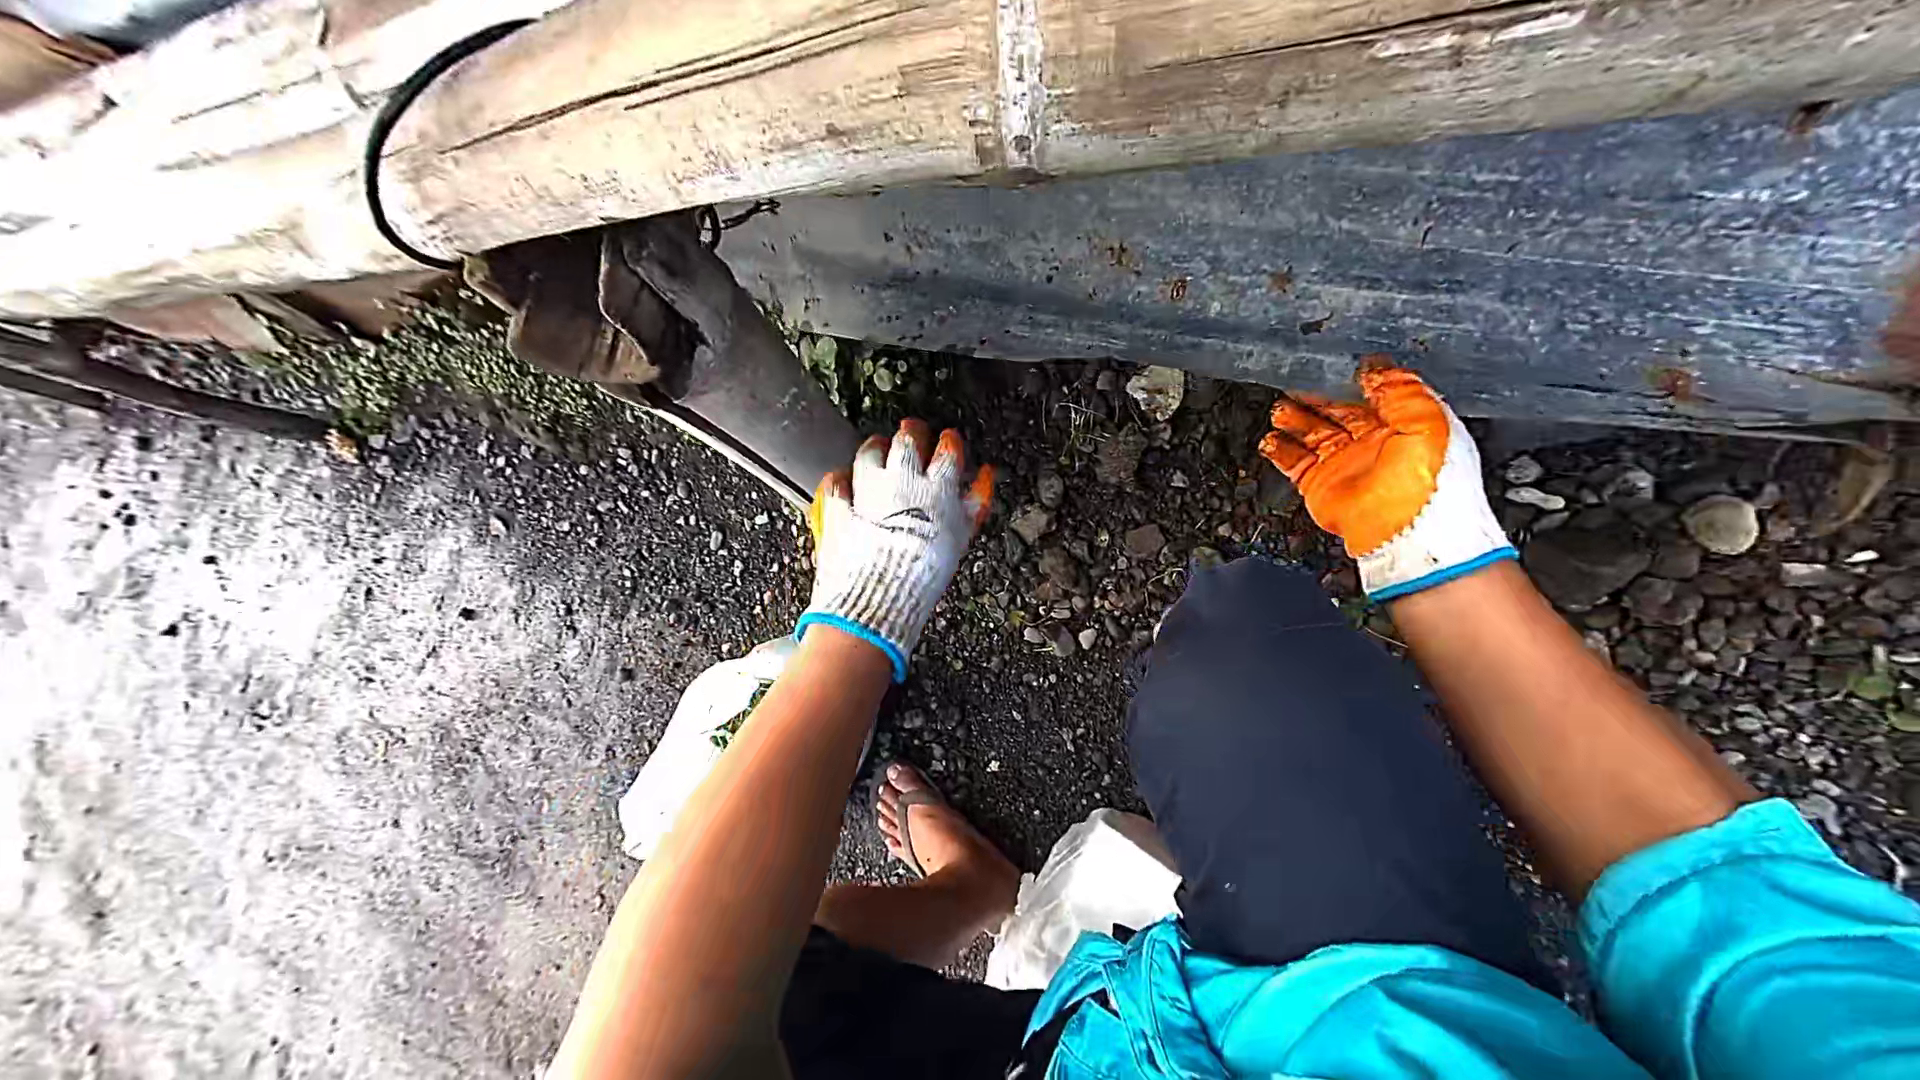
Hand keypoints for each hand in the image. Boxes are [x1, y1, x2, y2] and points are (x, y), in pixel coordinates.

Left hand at [796, 419, 994, 680]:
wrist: (881, 598)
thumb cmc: (925, 577)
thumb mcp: (960, 540)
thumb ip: (972, 505)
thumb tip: (984, 476)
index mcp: (936, 489)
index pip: (948, 451)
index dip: (950, 442)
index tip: (949, 440)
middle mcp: (901, 482)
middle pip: (908, 440)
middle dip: (913, 432)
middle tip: (913, 431)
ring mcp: (867, 491)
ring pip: (871, 452)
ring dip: (875, 447)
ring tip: (877, 447)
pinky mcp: (839, 507)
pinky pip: (835, 484)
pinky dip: (839, 481)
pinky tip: (842, 479)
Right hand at [1258, 360, 1511, 599]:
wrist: (1405, 535)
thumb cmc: (1429, 486)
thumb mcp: (1426, 422)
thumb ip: (1400, 390)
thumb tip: (1373, 368)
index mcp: (1405, 425)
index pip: (1375, 393)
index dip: (1354, 380)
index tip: (1335, 366)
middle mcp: (1372, 444)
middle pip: (1336, 411)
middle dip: (1316, 397)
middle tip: (1296, 384)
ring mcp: (1343, 465)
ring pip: (1311, 433)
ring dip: (1293, 420)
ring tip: (1279, 409)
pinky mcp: (1319, 485)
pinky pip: (1293, 462)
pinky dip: (1278, 449)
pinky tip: (1271, 439)